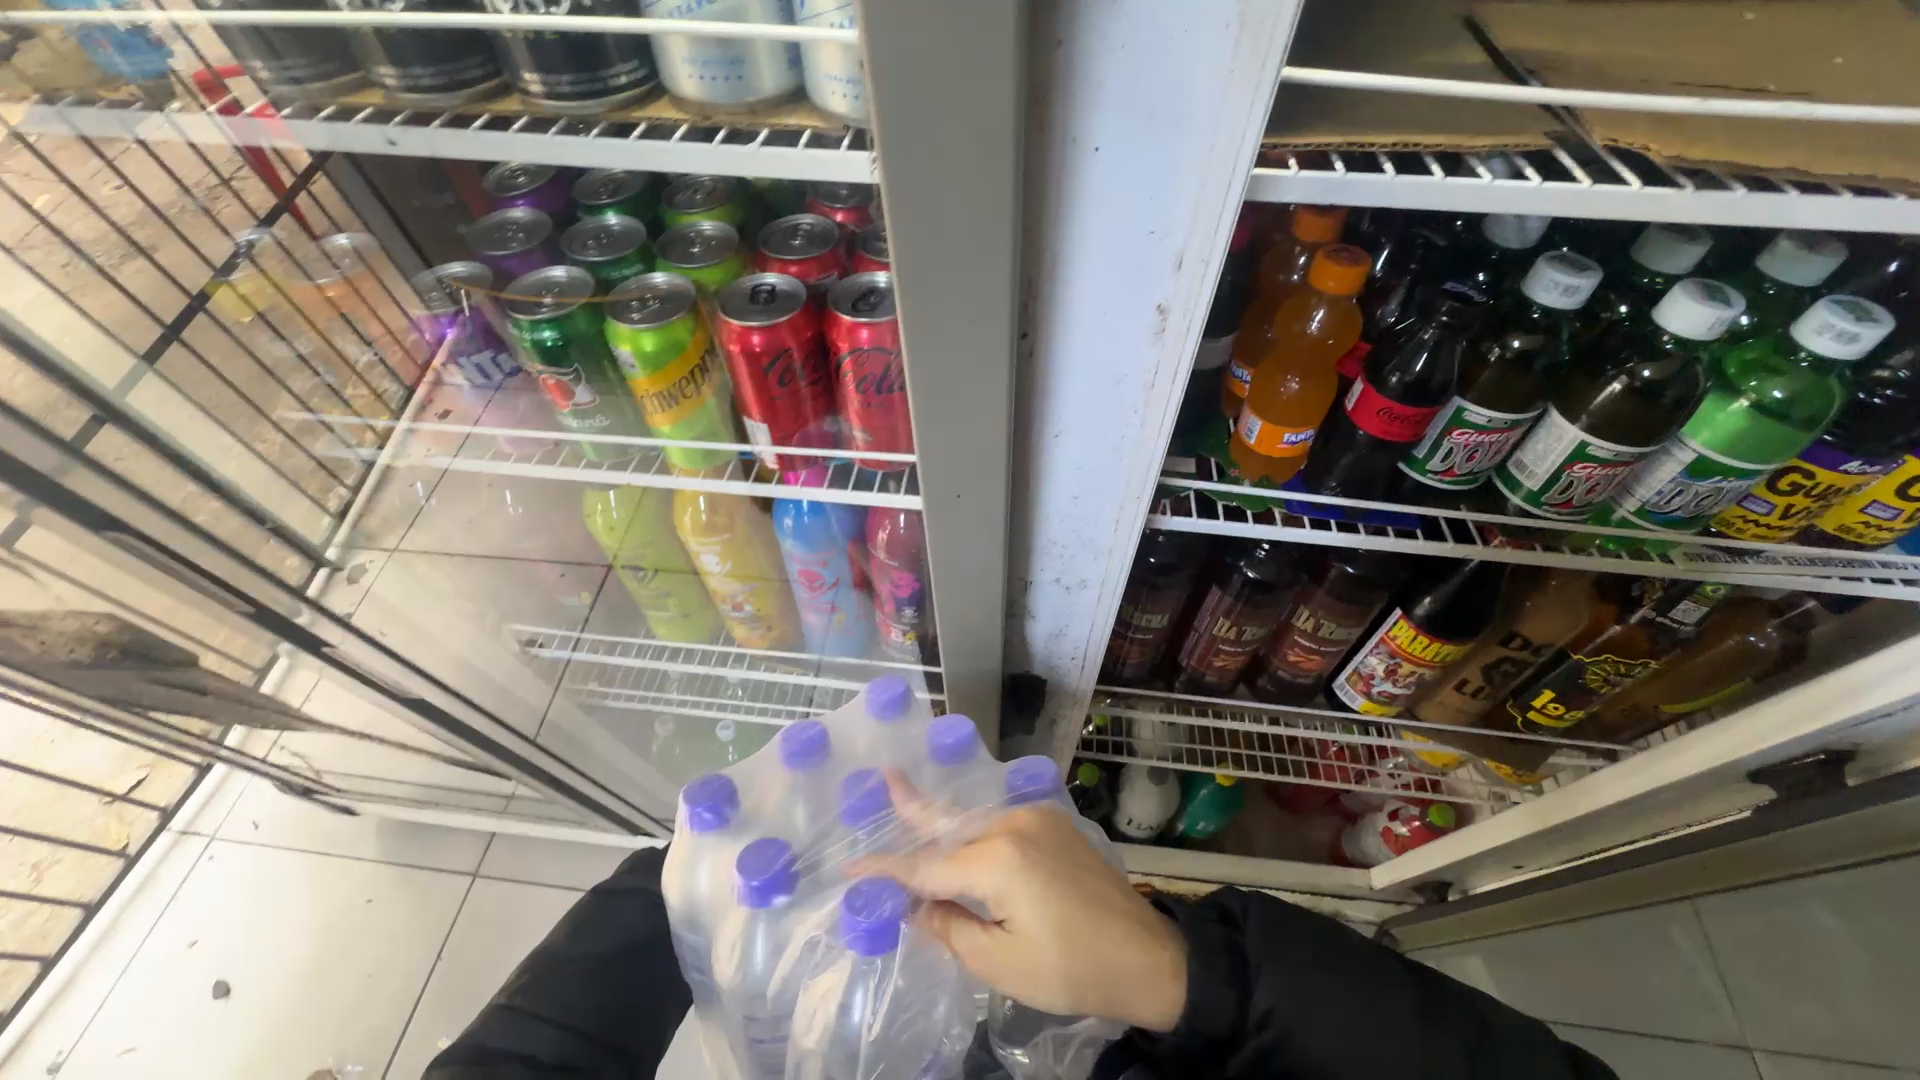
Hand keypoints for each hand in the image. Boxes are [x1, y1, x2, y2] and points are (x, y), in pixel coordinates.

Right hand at [855, 771, 1188, 1032]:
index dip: (888, 872)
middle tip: (884, 776)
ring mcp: (1037, 819)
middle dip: (913, 805)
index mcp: (998, 860)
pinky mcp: (1054, 824)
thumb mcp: (1001, 964)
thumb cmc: (1072, 968)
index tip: (852, 870)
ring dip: (942, 820)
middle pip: (949, 823)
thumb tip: (918, 906)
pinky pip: (1001, 823)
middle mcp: (1014, 825)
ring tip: (906, 796)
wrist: (1148, 957)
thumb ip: (951, 928)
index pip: (927, 867)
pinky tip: (958, 831)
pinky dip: (973, 830)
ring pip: (975, 820)